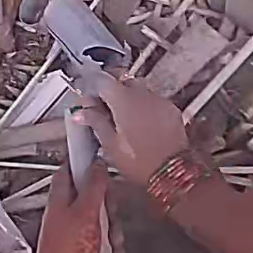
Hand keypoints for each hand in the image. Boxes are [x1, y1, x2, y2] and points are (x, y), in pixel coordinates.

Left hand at [20, 159, 109, 252]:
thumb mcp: (85, 215)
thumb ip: (93, 188)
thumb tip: (97, 165)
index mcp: (59, 200)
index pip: (69, 170)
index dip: (83, 162)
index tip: (99, 156)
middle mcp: (66, 215)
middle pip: (93, 195)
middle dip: (108, 204)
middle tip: (109, 212)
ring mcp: (76, 235)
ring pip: (104, 219)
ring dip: (113, 229)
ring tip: (110, 241)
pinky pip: (106, 241)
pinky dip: (113, 248)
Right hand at [73, 71, 187, 182]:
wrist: (172, 172)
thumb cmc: (139, 162)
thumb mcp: (110, 144)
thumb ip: (95, 122)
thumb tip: (81, 113)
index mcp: (124, 101)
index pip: (102, 80)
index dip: (92, 86)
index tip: (87, 97)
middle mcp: (143, 95)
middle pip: (122, 79)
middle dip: (109, 88)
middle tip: (101, 105)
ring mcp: (159, 100)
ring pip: (138, 88)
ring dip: (127, 96)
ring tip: (121, 116)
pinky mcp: (171, 108)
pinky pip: (153, 99)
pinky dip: (144, 105)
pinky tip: (140, 122)